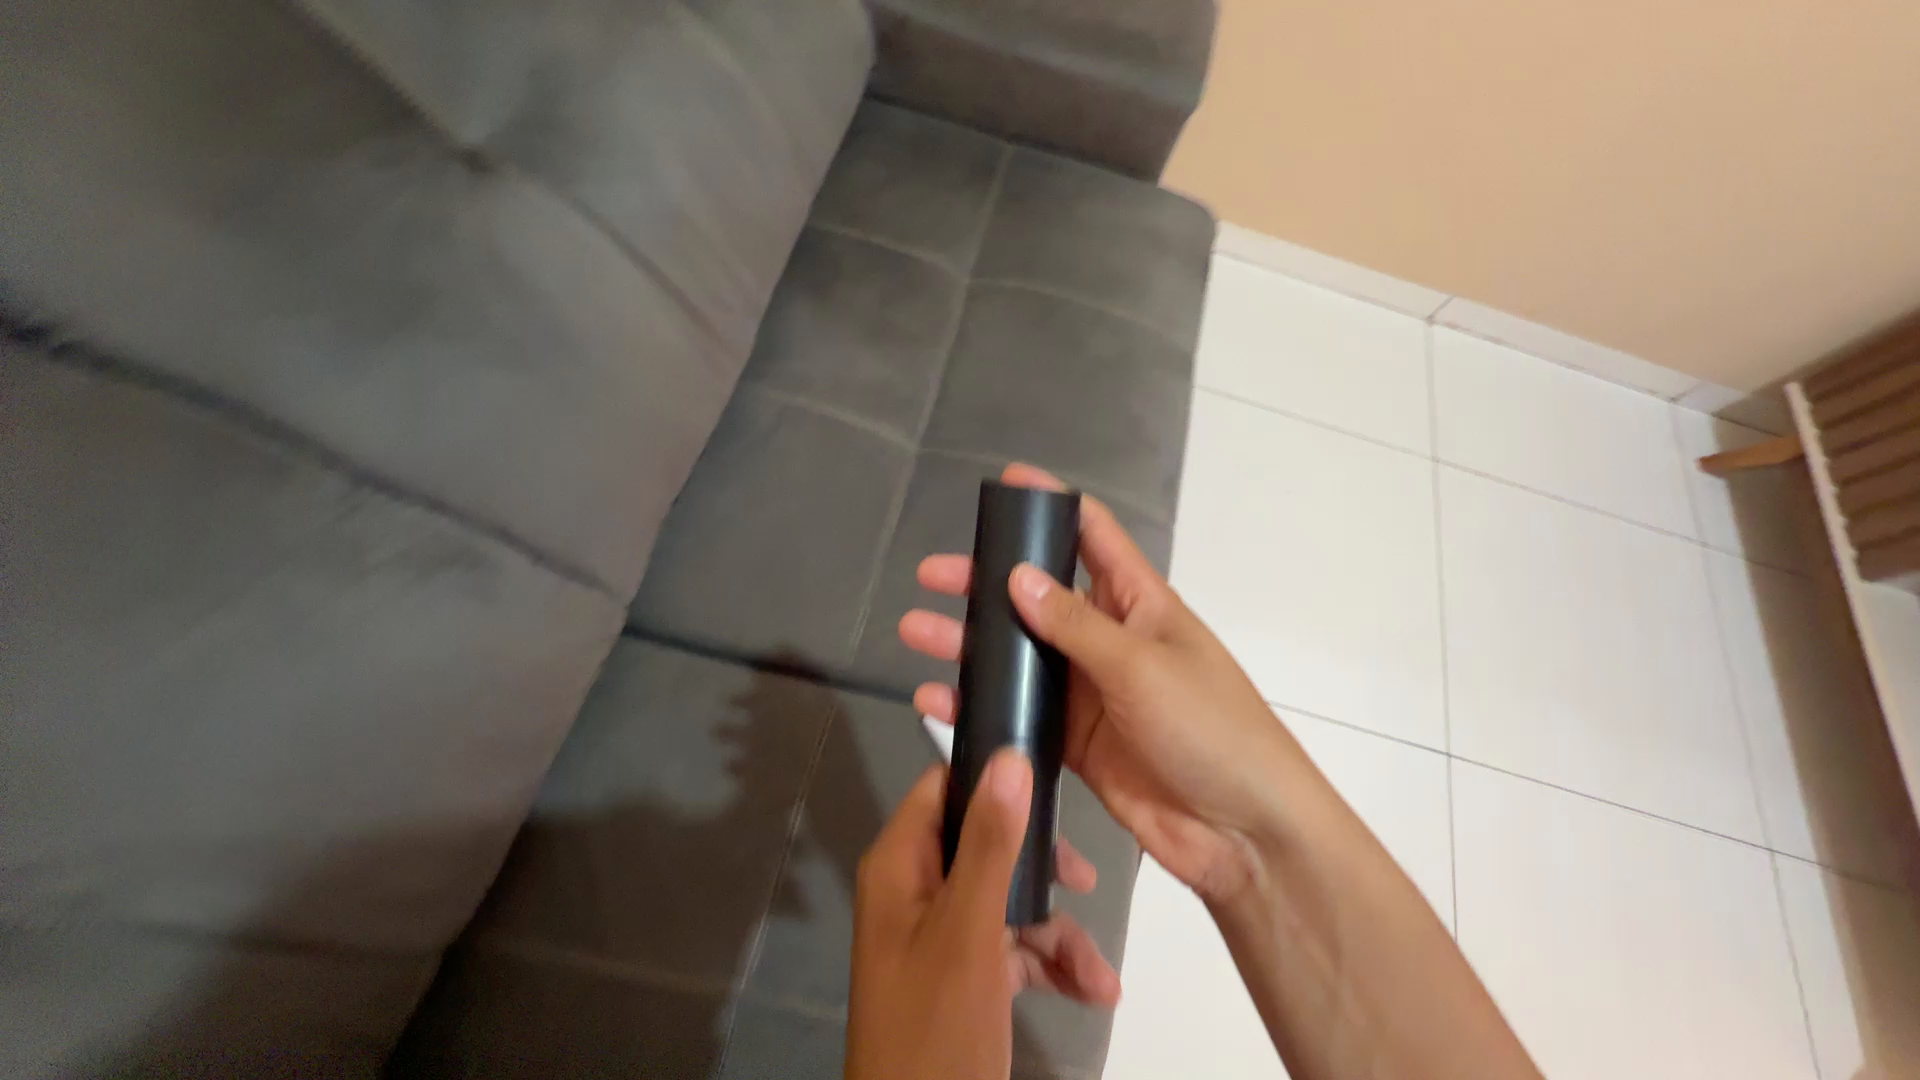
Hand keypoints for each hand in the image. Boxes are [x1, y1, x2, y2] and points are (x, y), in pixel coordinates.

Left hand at [846, 751, 1118, 1079]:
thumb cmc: (936, 1025)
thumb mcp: (968, 930)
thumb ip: (991, 842)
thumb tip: (1009, 756)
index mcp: (901, 865)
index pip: (942, 790)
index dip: (990, 778)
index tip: (1047, 778)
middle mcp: (918, 889)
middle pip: (985, 843)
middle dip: (1040, 867)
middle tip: (1083, 879)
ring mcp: (941, 932)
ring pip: (1007, 899)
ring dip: (1057, 931)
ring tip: (1100, 974)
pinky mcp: (964, 972)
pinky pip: (1012, 947)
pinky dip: (1050, 965)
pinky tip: (1094, 991)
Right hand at [900, 465, 1294, 904]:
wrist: (1242, 832)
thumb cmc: (1207, 727)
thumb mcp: (1141, 665)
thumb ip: (1075, 624)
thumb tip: (1016, 576)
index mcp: (1137, 602)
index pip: (1091, 535)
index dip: (1050, 505)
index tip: (1005, 484)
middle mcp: (1106, 638)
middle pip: (1037, 595)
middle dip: (985, 581)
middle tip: (933, 576)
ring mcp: (1087, 690)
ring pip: (1017, 654)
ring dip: (968, 643)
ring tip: (914, 632)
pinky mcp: (1072, 739)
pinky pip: (1017, 711)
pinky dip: (978, 704)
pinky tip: (936, 699)